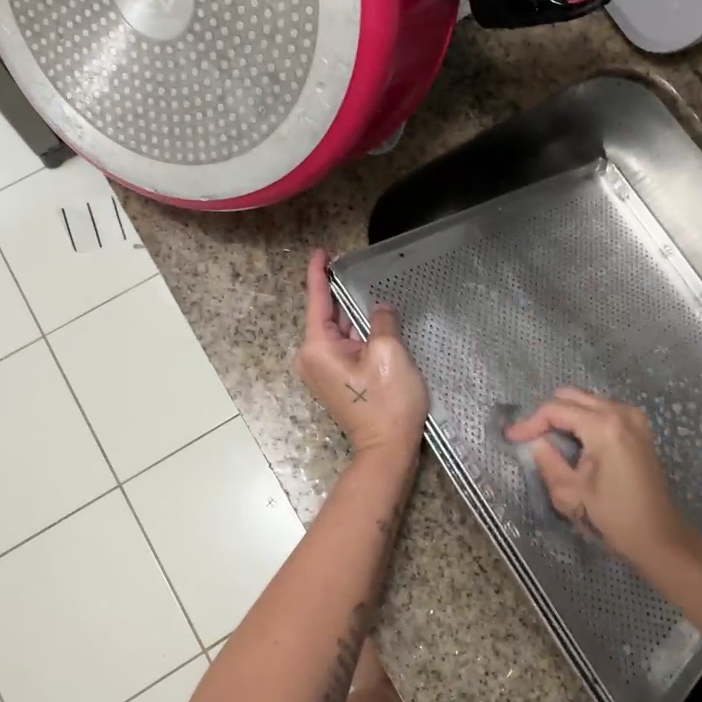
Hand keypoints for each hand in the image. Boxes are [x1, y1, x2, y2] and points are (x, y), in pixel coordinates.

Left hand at [294, 249, 429, 465]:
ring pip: (339, 331)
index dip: (319, 272)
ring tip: (374, 290)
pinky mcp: (336, 380)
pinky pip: (345, 346)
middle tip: (359, 266)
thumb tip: (379, 308)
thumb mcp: (389, 353)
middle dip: (344, 293)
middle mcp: (312, 356)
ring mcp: (323, 370)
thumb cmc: (387, 403)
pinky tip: (376, 320)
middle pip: (328, 314)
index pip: (317, 299)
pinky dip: (358, 333)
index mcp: (317, 346)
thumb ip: (381, 321)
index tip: (321, 251)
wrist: (387, 450)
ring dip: (356, 315)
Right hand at [505, 388, 700, 569]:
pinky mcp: (639, 428)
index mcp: (604, 427)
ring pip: (587, 402)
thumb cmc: (614, 519)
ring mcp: (634, 418)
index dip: (530, 422)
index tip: (511, 437)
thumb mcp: (570, 493)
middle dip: (547, 416)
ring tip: (550, 443)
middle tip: (529, 439)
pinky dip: (583, 421)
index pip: (556, 409)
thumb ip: (547, 461)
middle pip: (571, 397)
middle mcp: (621, 413)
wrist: (659, 538)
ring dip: (566, 418)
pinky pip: (602, 411)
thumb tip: (534, 442)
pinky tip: (574, 444)